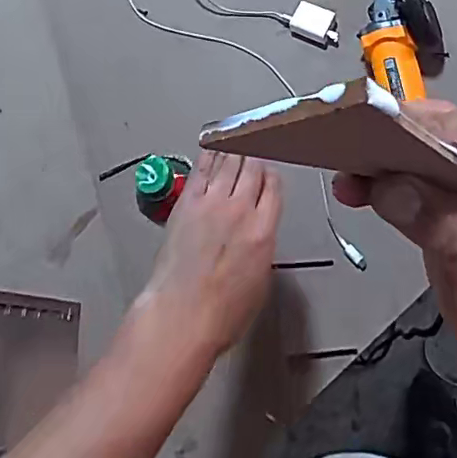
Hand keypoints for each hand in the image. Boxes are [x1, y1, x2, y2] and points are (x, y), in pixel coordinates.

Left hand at [134, 151, 280, 359]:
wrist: (182, 314)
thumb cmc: (219, 312)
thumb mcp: (260, 280)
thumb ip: (262, 244)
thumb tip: (258, 231)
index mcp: (263, 230)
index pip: (274, 186)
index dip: (272, 175)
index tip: (270, 172)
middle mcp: (239, 210)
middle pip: (252, 166)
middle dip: (255, 157)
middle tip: (254, 150)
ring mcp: (211, 202)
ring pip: (228, 161)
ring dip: (234, 150)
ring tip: (235, 142)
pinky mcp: (187, 201)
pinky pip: (202, 167)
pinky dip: (209, 155)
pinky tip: (211, 149)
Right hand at [333, 100, 456, 405]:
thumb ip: (449, 228)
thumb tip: (390, 186)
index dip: (450, 128)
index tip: (406, 144)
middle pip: (449, 130)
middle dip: (406, 135)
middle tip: (365, 143)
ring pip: (418, 151)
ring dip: (380, 155)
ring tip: (348, 168)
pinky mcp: (436, 210)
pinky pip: (401, 184)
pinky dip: (373, 184)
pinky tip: (350, 189)